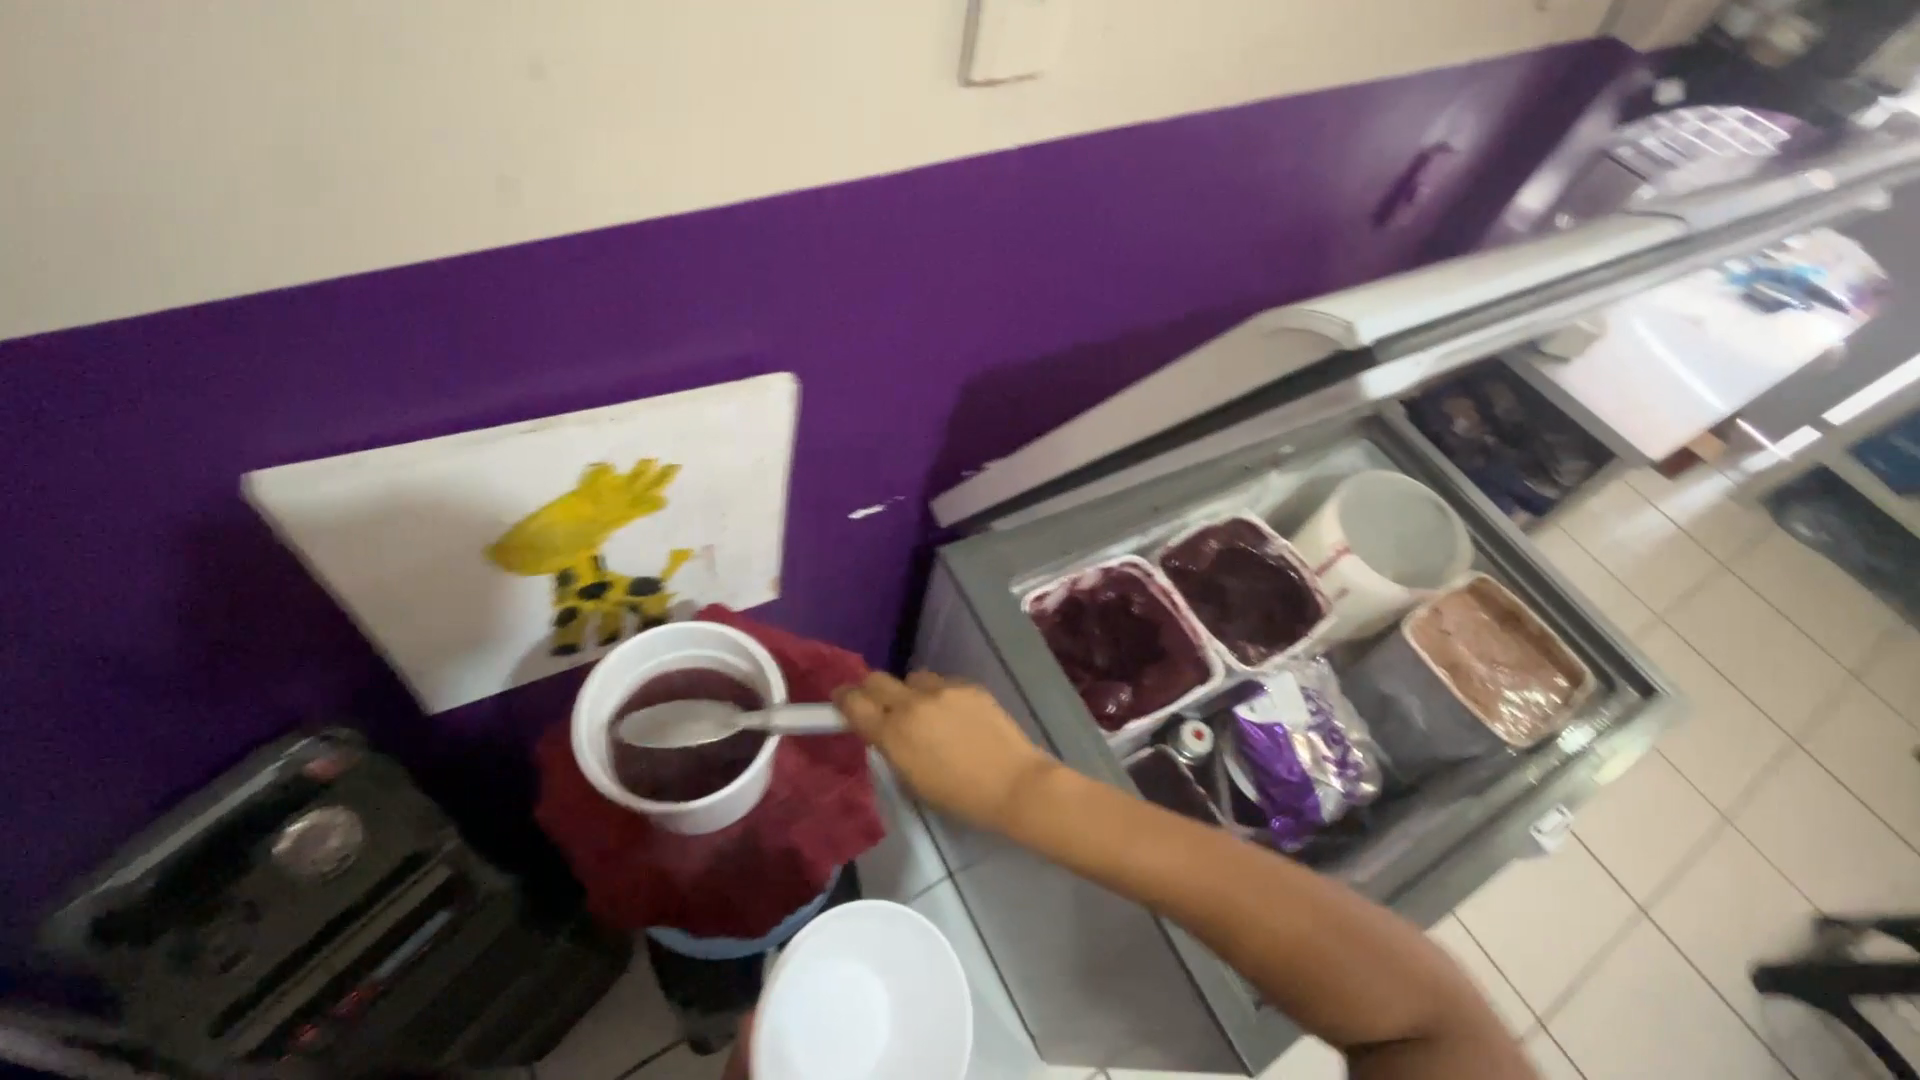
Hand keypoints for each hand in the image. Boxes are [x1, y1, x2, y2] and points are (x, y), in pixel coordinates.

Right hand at [833, 672, 1058, 832]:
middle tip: (878, 704)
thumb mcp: (912, 779)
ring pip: (913, 678)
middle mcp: (912, 703)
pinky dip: (942, 696)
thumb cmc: (960, 796)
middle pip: (876, 680)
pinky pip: (944, 684)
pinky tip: (957, 717)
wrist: (1013, 784)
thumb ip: (892, 748)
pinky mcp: (969, 685)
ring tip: (926, 712)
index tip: (841, 701)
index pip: (852, 702)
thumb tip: (885, 731)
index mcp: (893, 732)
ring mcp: (943, 690)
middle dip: (871, 690)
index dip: (842, 699)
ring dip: (911, 692)